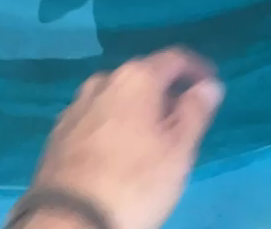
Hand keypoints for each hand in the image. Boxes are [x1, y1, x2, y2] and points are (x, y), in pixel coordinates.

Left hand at [22, 47, 224, 228]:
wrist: (69, 219)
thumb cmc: (134, 182)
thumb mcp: (178, 151)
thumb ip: (196, 112)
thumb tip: (209, 85)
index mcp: (138, 77)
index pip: (175, 58)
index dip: (197, 69)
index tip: (209, 86)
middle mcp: (105, 79)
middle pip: (145, 76)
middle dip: (166, 93)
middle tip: (182, 123)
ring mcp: (78, 102)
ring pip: (118, 95)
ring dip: (137, 109)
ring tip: (150, 140)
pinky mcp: (61, 128)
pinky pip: (96, 115)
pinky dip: (113, 123)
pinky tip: (117, 150)